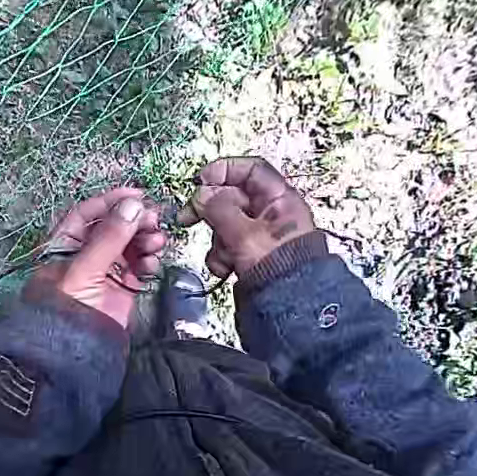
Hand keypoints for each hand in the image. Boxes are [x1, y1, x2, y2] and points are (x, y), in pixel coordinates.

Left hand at [29, 187, 167, 329]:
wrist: (74, 352)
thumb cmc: (66, 310)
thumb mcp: (84, 269)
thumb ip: (109, 237)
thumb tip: (133, 206)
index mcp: (64, 246)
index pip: (87, 214)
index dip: (111, 202)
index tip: (136, 195)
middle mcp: (85, 256)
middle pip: (113, 228)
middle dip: (134, 221)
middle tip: (153, 219)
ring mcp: (104, 273)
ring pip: (129, 246)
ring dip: (144, 240)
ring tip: (156, 241)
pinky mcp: (121, 289)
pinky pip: (138, 267)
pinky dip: (147, 262)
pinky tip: (151, 263)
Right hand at [177, 158, 315, 278]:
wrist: (288, 305)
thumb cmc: (277, 265)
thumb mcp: (244, 232)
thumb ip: (219, 209)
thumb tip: (202, 196)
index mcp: (279, 199)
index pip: (251, 170)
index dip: (224, 170)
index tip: (201, 180)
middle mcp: (270, 214)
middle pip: (232, 199)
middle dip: (210, 212)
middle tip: (187, 217)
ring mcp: (260, 235)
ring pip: (226, 225)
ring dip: (217, 240)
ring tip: (223, 256)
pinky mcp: (251, 255)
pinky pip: (228, 246)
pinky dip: (222, 256)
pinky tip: (226, 268)